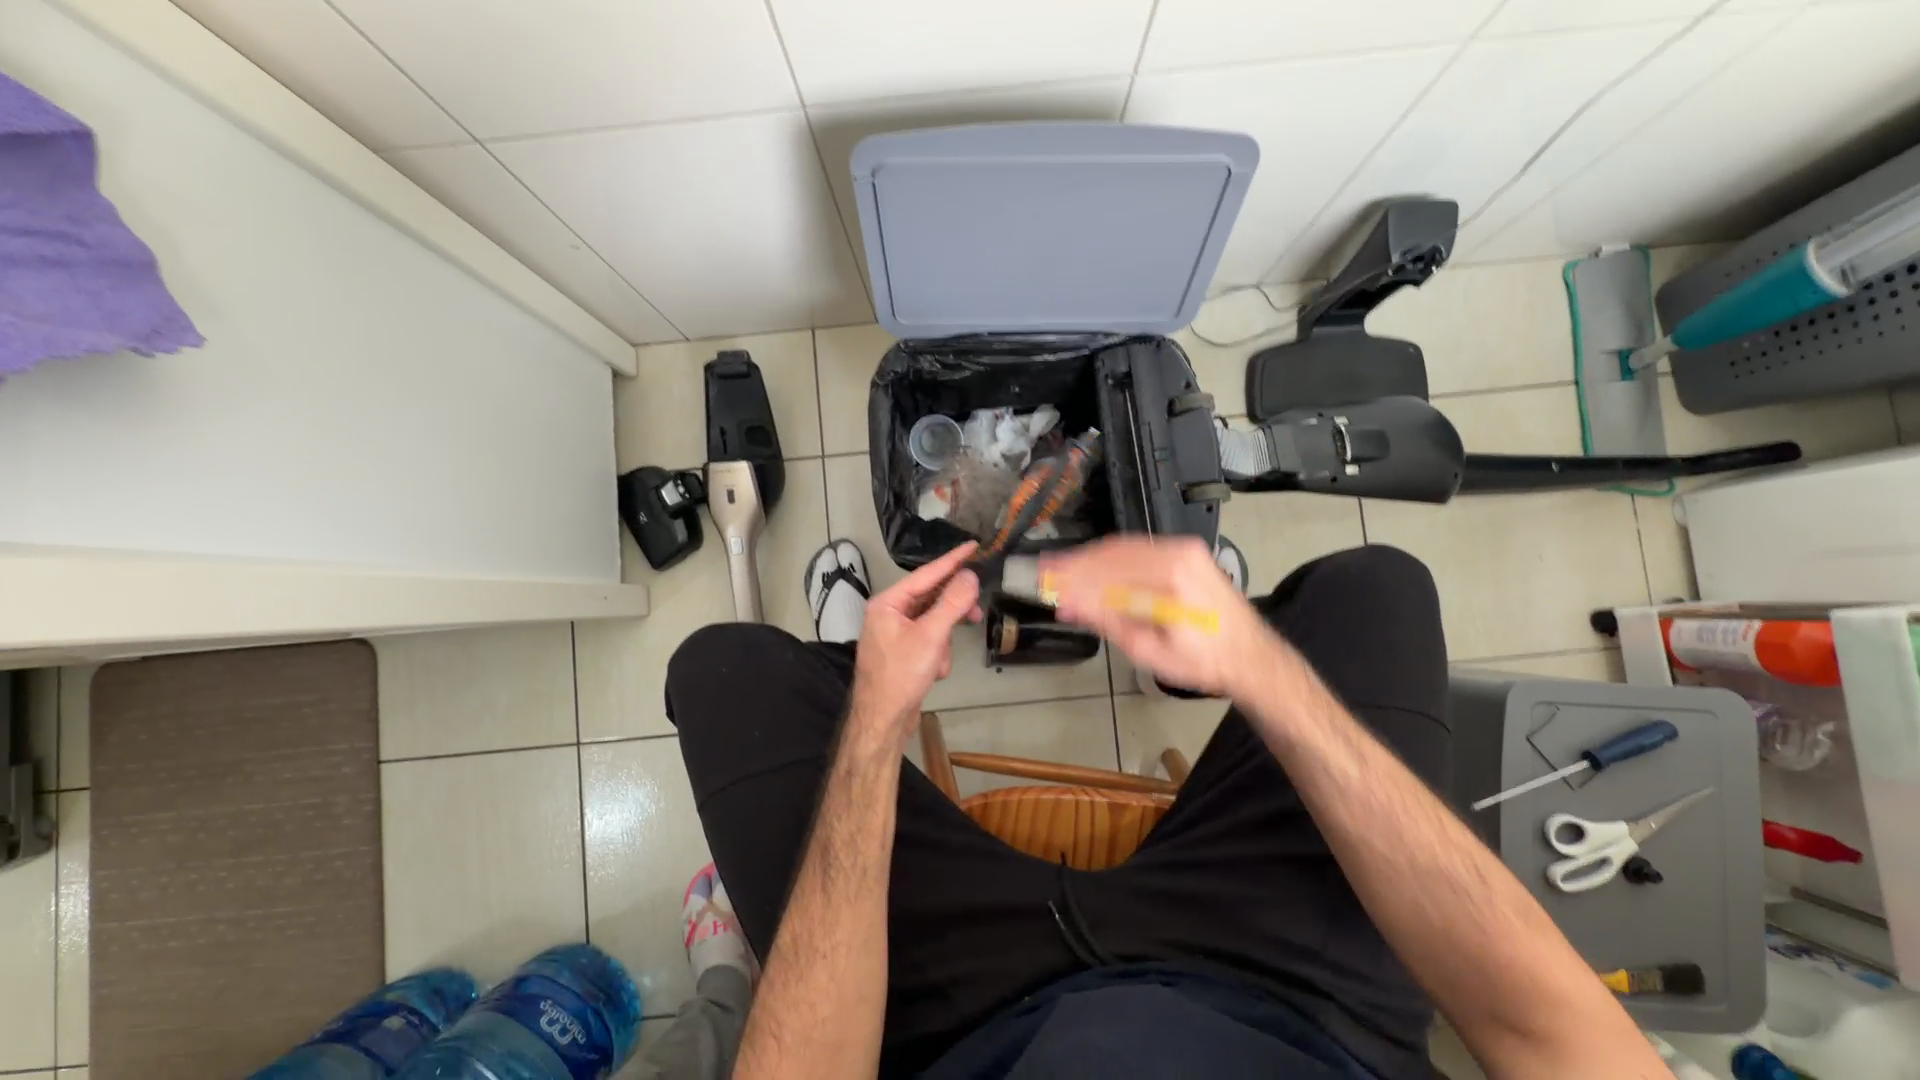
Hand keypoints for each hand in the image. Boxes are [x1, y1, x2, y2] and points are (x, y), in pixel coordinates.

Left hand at [848, 542, 982, 742]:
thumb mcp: (931, 636)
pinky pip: (931, 641)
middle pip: (932, 598)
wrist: (883, 719)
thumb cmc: (901, 675)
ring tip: (939, 661)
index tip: (972, 545)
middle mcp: (889, 613)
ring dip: (944, 642)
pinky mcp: (904, 651)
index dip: (952, 560)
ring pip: (935, 622)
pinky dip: (938, 654)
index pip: (926, 574)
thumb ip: (952, 603)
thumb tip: (970, 576)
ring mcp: (896, 633)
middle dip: (951, 613)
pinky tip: (934, 672)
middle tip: (975, 612)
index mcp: (888, 603)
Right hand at [1042, 536, 1283, 697]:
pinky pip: (1139, 548)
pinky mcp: (1186, 550)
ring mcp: (1184, 549)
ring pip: (1123, 548)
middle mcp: (1178, 556)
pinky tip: (1092, 567)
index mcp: (1171, 582)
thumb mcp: (1149, 651)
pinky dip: (1111, 557)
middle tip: (1044, 573)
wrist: (1249, 655)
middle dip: (1075, 565)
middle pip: (1112, 555)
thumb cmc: (1202, 662)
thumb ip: (1108, 621)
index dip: (1071, 579)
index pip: (1107, 575)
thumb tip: (1069, 604)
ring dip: (1090, 559)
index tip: (1044, 583)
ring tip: (1060, 570)